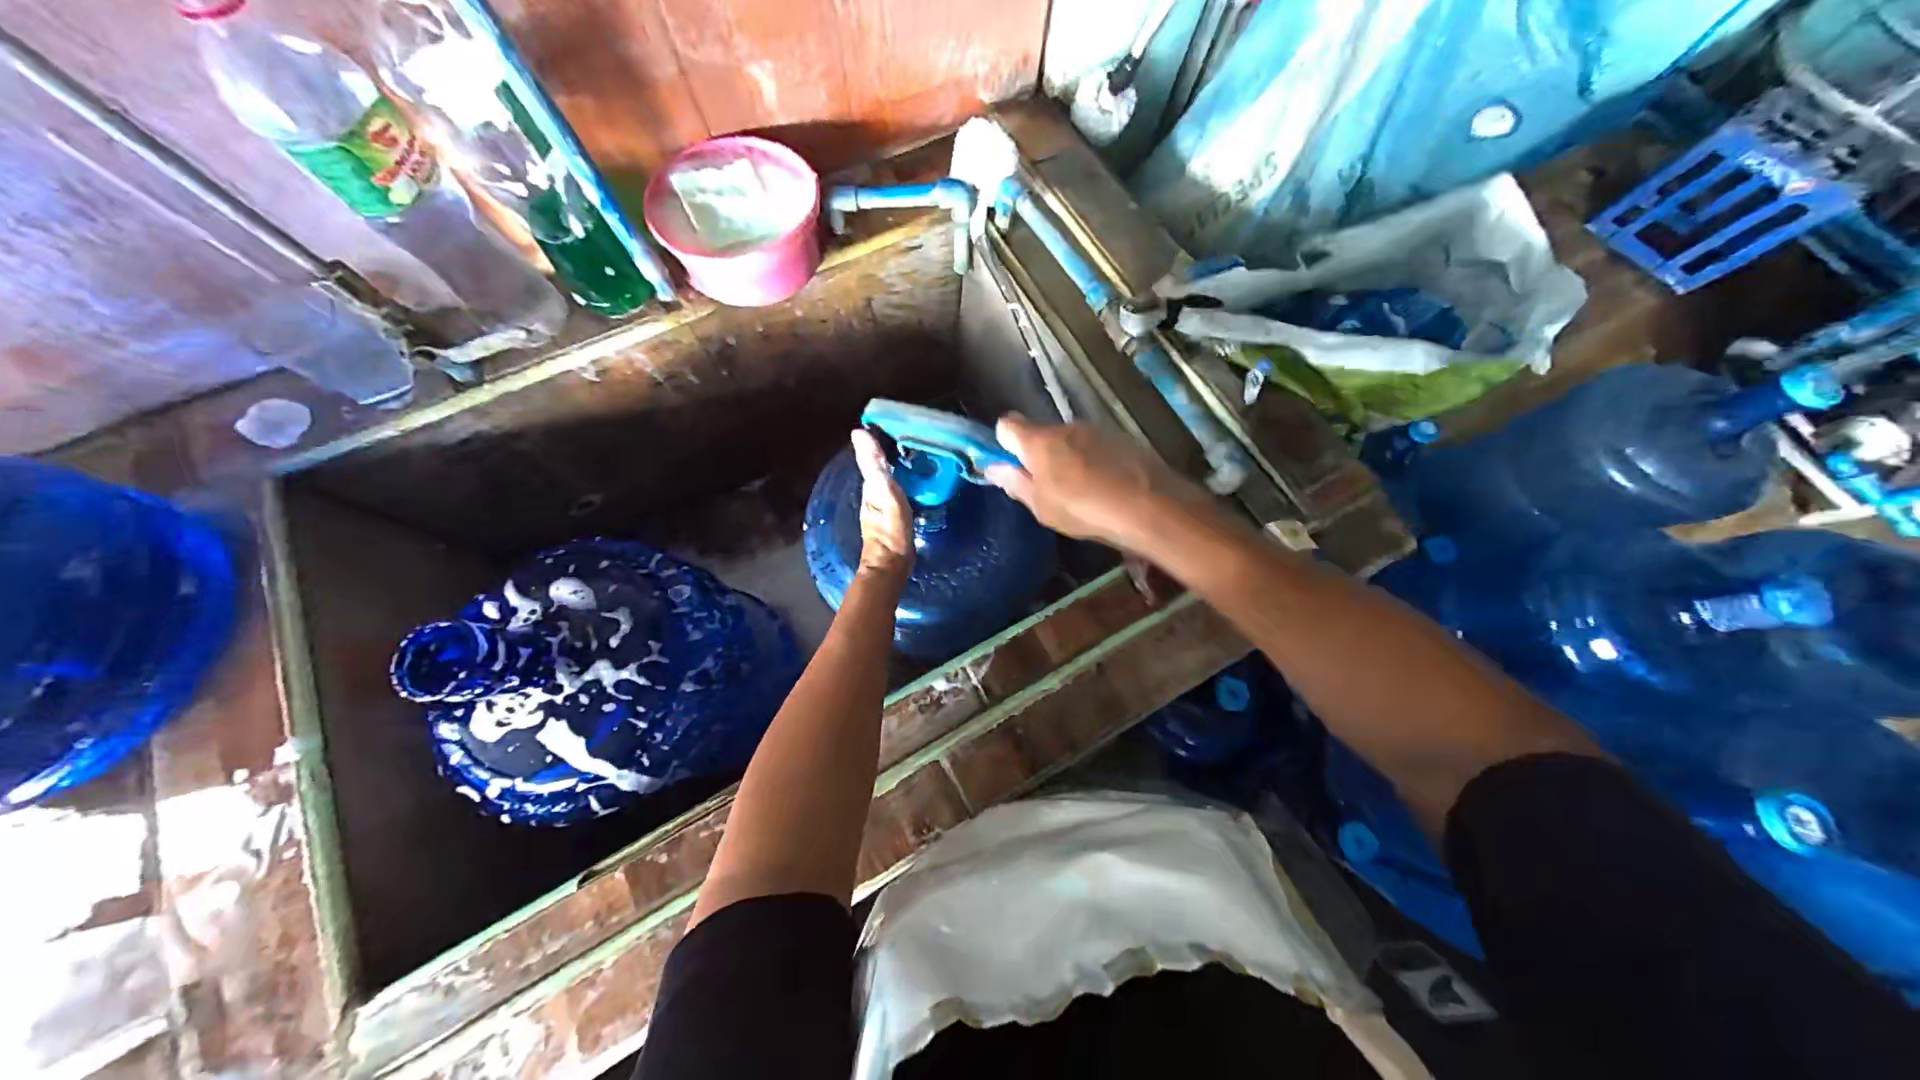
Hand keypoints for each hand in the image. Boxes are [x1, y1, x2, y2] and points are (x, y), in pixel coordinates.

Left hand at [851, 428, 913, 579]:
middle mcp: (872, 494)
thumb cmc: (891, 530)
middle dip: (891, 452)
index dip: (880, 439)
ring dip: (899, 468)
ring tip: (917, 456)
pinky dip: (904, 483)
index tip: (896, 424)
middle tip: (912, 438)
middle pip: (880, 466)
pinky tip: (916, 483)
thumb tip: (858, 432)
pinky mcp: (893, 517)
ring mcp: (882, 507)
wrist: (892, 566)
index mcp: (870, 485)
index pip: (872, 455)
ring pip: (889, 479)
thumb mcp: (885, 493)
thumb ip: (874, 465)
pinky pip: (898, 492)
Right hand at [984, 414, 1207, 550]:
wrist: (1150, 505)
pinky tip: (1104, 487)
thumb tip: (993, 467)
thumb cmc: (1084, 509)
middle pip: (1041, 434)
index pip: (1007, 424)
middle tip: (1046, 488)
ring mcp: (1096, 429)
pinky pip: (1094, 447)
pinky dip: (1092, 462)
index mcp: (1038, 440)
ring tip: (1080, 492)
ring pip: (1069, 441)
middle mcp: (1065, 426)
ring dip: (1068, 459)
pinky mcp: (1121, 437)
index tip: (1008, 465)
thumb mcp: (1041, 506)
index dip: (1003, 442)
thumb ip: (1015, 483)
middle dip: (1039, 455)